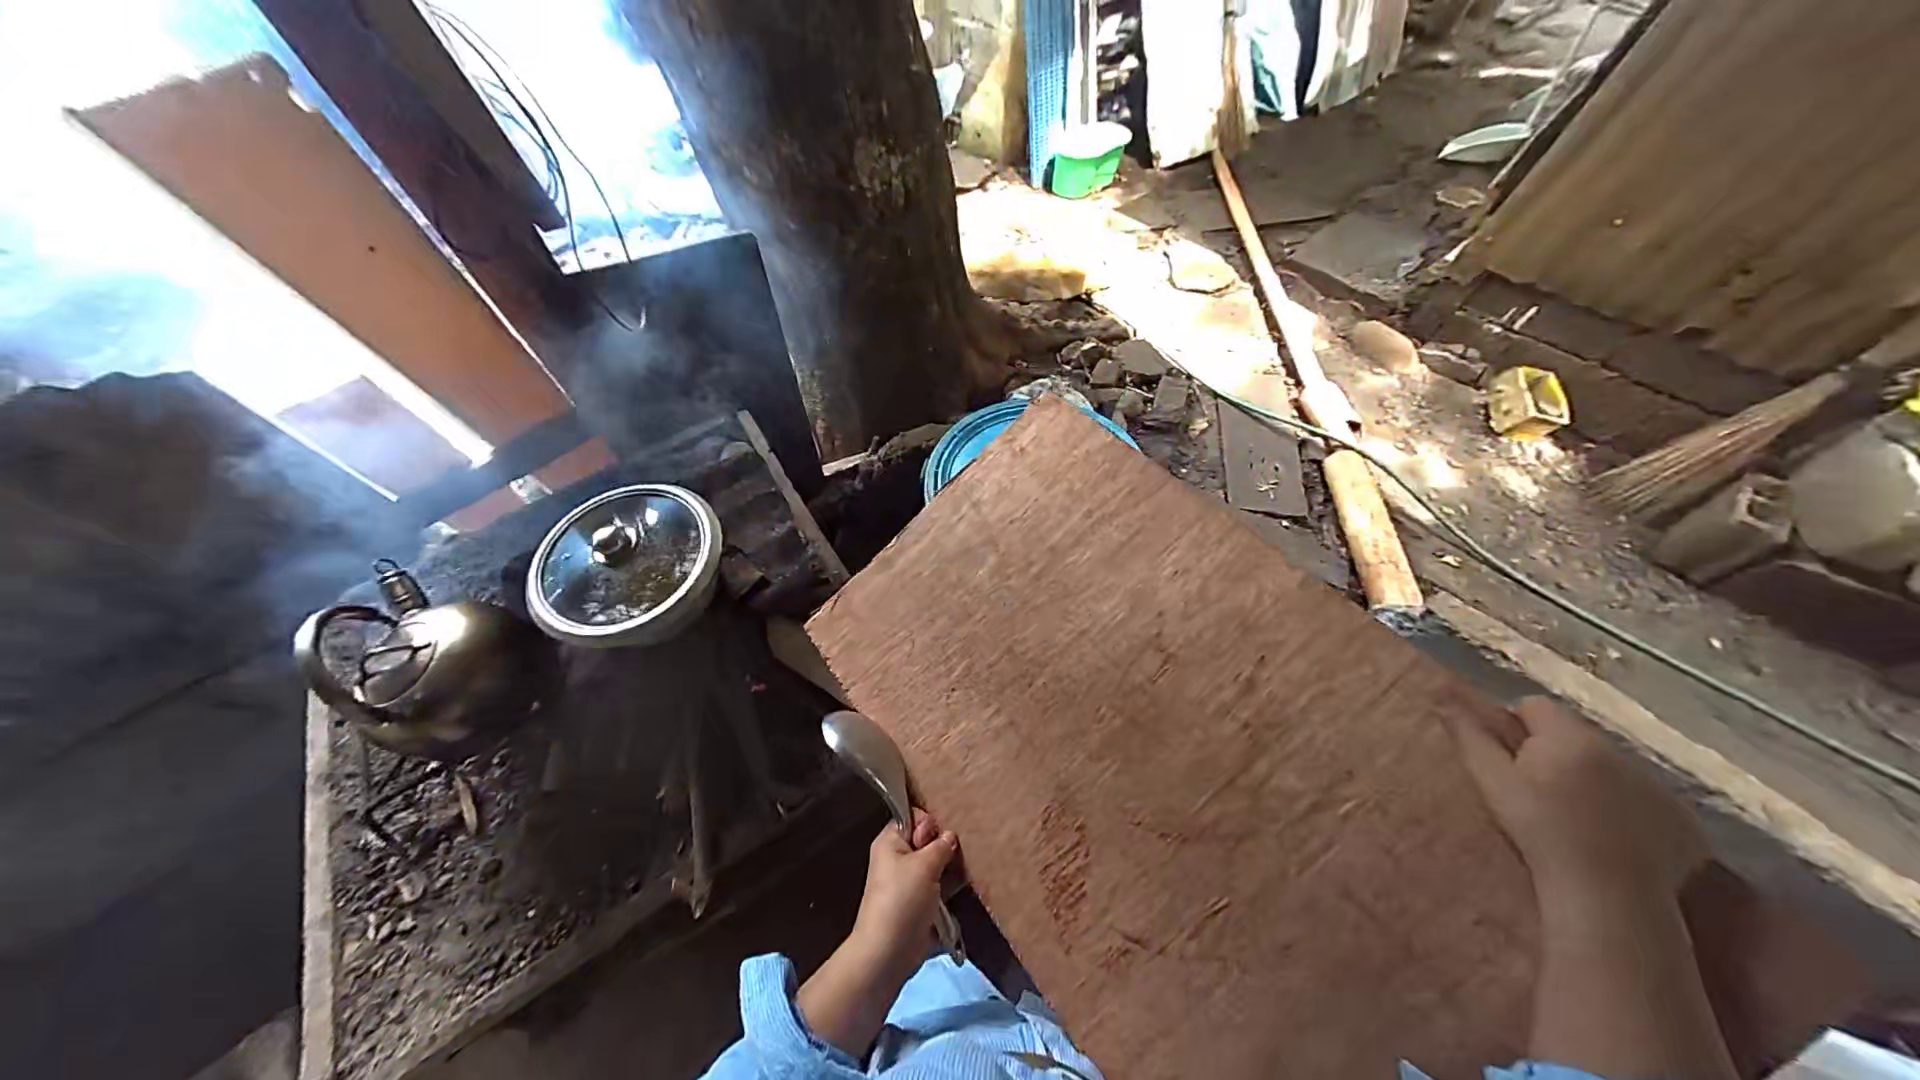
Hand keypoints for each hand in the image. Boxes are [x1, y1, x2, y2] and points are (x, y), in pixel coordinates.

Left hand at [848, 810, 958, 962]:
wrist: (888, 953)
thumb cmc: (902, 900)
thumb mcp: (924, 865)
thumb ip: (941, 846)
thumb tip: (950, 836)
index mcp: (891, 842)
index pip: (914, 817)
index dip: (930, 823)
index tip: (940, 837)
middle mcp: (899, 858)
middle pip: (929, 841)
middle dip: (946, 846)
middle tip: (957, 855)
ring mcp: (910, 882)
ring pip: (937, 865)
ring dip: (951, 869)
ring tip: (965, 871)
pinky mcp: (921, 904)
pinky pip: (940, 887)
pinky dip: (951, 888)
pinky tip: (964, 888)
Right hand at [1451, 696, 1706, 904]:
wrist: (1607, 897)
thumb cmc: (1538, 832)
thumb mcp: (1490, 780)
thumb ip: (1467, 734)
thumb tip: (1439, 692)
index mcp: (1571, 739)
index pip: (1535, 706)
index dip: (1515, 728)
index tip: (1510, 761)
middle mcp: (1620, 752)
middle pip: (1574, 735)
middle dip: (1554, 753)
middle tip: (1537, 792)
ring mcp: (1658, 787)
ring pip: (1609, 766)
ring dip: (1590, 779)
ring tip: (1575, 818)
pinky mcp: (1683, 820)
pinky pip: (1644, 798)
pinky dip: (1627, 809)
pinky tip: (1613, 837)